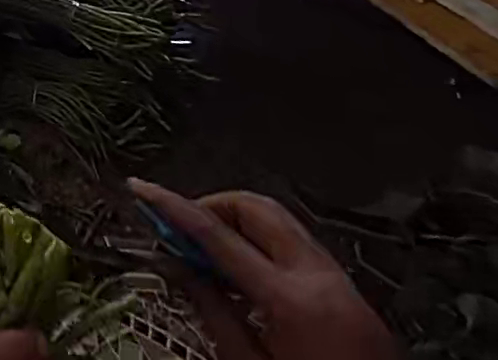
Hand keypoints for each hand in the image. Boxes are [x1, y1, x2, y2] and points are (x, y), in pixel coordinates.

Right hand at [129, 180, 399, 359]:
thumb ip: (209, 308)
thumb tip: (175, 265)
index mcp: (293, 302)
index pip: (215, 231)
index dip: (170, 205)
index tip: (142, 190)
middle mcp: (324, 285)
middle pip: (255, 208)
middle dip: (210, 207)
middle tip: (181, 229)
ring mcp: (347, 291)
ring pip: (279, 222)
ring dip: (236, 225)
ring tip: (210, 255)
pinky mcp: (355, 301)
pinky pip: (298, 249)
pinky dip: (261, 246)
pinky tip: (243, 275)